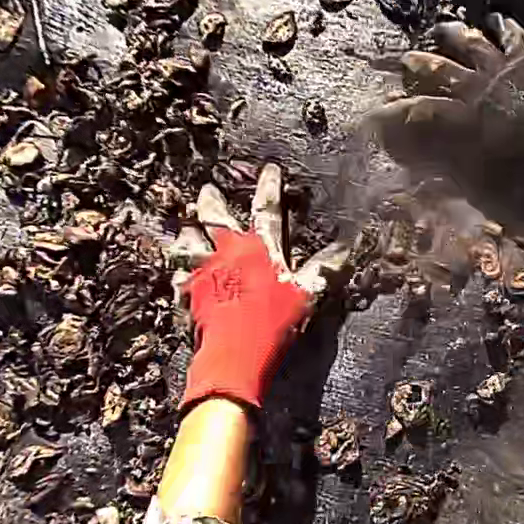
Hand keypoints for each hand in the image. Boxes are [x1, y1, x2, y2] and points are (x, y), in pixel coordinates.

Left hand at [170, 164, 349, 410]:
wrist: (234, 354)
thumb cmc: (273, 322)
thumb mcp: (305, 294)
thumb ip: (324, 269)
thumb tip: (347, 249)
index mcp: (259, 246)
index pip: (267, 208)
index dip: (270, 186)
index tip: (269, 169)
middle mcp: (228, 251)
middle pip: (217, 217)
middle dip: (213, 201)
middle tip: (207, 189)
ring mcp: (205, 270)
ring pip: (191, 241)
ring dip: (189, 232)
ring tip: (186, 226)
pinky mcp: (189, 292)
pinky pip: (179, 275)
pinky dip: (179, 270)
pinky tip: (177, 271)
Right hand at [370, 13, 523, 168]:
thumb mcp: (486, 185)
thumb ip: (455, 179)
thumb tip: (427, 183)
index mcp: (461, 118)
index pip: (417, 113)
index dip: (393, 115)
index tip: (373, 117)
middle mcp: (475, 87)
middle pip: (438, 70)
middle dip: (418, 66)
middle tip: (403, 60)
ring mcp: (502, 69)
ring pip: (471, 44)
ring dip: (454, 36)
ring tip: (442, 28)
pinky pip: (513, 38)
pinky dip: (504, 27)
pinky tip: (499, 17)